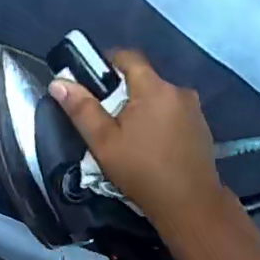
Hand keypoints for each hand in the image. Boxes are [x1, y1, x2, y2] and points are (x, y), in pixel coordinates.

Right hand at [48, 48, 226, 229]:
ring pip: (158, 98)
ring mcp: (194, 109)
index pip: (129, 57)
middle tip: (103, 119)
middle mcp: (178, 90)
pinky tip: (148, 146)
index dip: (107, 62)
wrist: (188, 202)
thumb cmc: (141, 170)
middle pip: (144, 79)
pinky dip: (157, 122)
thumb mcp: (103, 142)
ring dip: (141, 109)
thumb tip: (58, 82)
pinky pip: (172, 113)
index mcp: (154, 88)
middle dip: (122, 92)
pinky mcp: (201, 127)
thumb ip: (82, 109)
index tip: (90, 80)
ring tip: (125, 136)